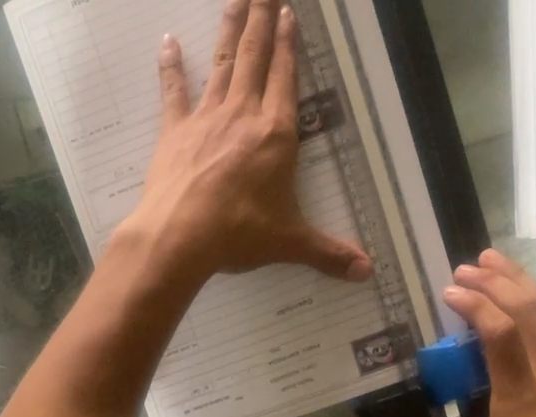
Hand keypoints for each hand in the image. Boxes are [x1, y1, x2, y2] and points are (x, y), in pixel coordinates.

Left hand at [118, 0, 372, 284]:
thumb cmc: (240, 234)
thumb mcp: (290, 243)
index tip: (289, 13)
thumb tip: (366, 272)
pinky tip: (168, 41)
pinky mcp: (175, 132)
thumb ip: (329, 254)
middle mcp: (244, 115)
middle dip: (262, 18)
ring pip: (223, 63)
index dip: (288, 44)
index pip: (286, 78)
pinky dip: (171, 66)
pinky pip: (174, 92)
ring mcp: (207, 119)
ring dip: (230, 28)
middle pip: (255, 56)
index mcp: (277, 134)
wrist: (181, 235)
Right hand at [385, 251, 535, 416]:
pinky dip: (531, 302)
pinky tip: (517, 296)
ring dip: (517, 282)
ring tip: (491, 261)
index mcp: (520, 395)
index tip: (449, 292)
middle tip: (463, 268)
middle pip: (527, 309)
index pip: (501, 333)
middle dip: (495, 282)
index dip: (477, 305)